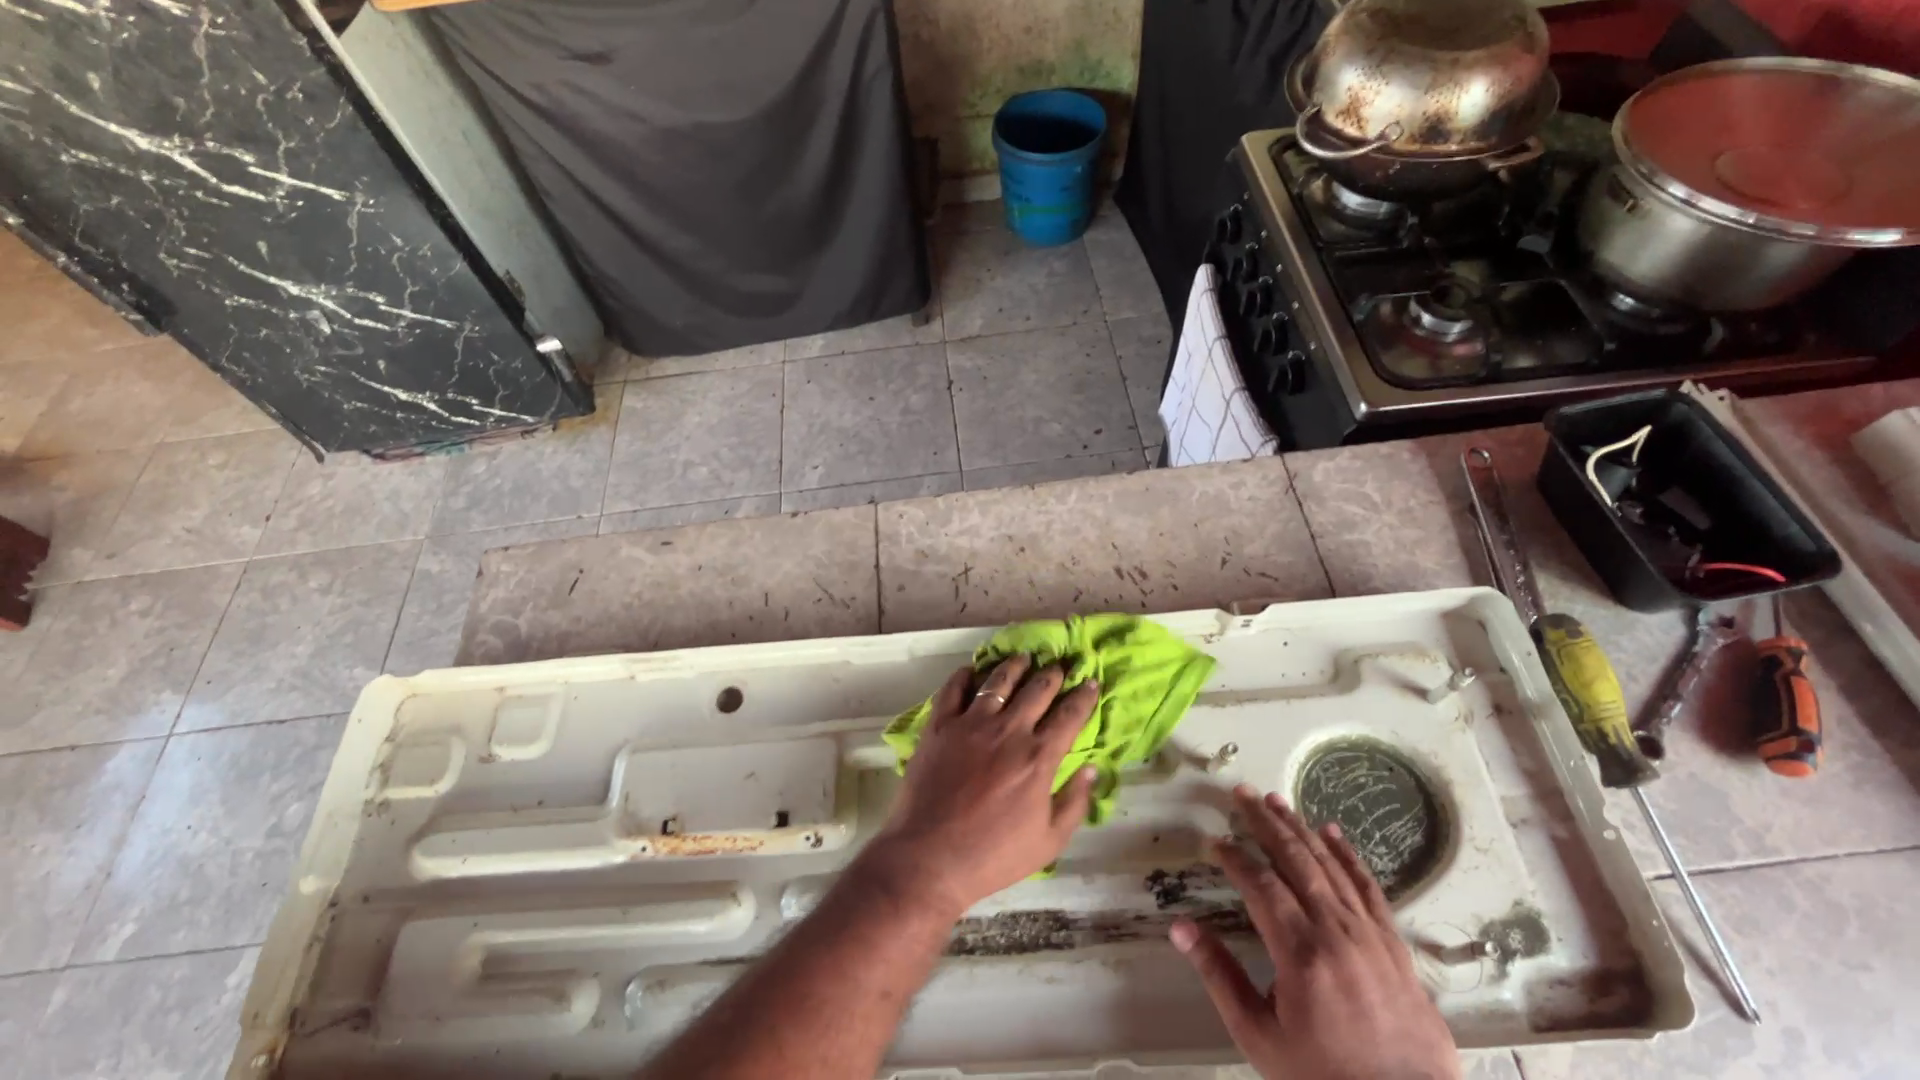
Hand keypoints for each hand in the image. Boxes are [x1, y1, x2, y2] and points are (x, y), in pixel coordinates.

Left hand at [858, 655, 1099, 917]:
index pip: (1070, 715)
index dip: (1084, 696)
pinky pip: (953, 689)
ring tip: (1023, 658)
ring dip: (1015, 666)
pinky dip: (965, 675)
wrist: (928, 857)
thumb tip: (1092, 770)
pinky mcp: (939, 726)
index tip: (1090, 682)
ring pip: (998, 681)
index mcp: (1038, 758)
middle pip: (1037, 689)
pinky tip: (972, 670)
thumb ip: (1075, 803)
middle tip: (1060, 665)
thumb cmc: (992, 856)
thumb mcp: (1049, 842)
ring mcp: (970, 724)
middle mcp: (1008, 731)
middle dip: (1053, 674)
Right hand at [1171, 785, 1459, 1079]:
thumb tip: (1179, 927)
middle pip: (1296, 861)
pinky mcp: (1394, 943)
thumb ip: (1218, 976)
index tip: (1215, 842)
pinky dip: (1349, 856)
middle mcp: (1337, 931)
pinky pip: (1369, 887)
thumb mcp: (1258, 1035)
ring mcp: (1370, 934)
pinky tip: (1334, 834)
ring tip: (1277, 801)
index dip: (1235, 858)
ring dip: (1301, 829)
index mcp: (1300, 952)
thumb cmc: (1321, 1074)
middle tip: (1242, 793)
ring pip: (1331, 866)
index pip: (1261, 885)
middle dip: (1266, 823)